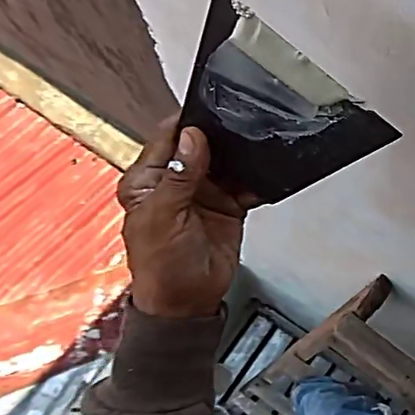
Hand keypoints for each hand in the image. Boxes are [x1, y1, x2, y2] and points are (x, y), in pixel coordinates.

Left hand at [118, 122, 251, 318]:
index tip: (212, 111)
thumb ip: (178, 177)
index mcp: (148, 180)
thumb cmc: (161, 267)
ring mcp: (204, 192)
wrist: (188, 304)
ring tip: (257, 141)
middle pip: (200, 145)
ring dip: (239, 153)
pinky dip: (256, 177)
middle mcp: (175, 181)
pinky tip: (266, 168)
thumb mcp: (163, 218)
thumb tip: (192, 137)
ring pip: (225, 160)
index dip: (188, 125)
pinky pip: (245, 183)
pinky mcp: (228, 204)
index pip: (167, 139)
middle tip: (242, 121)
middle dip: (219, 135)